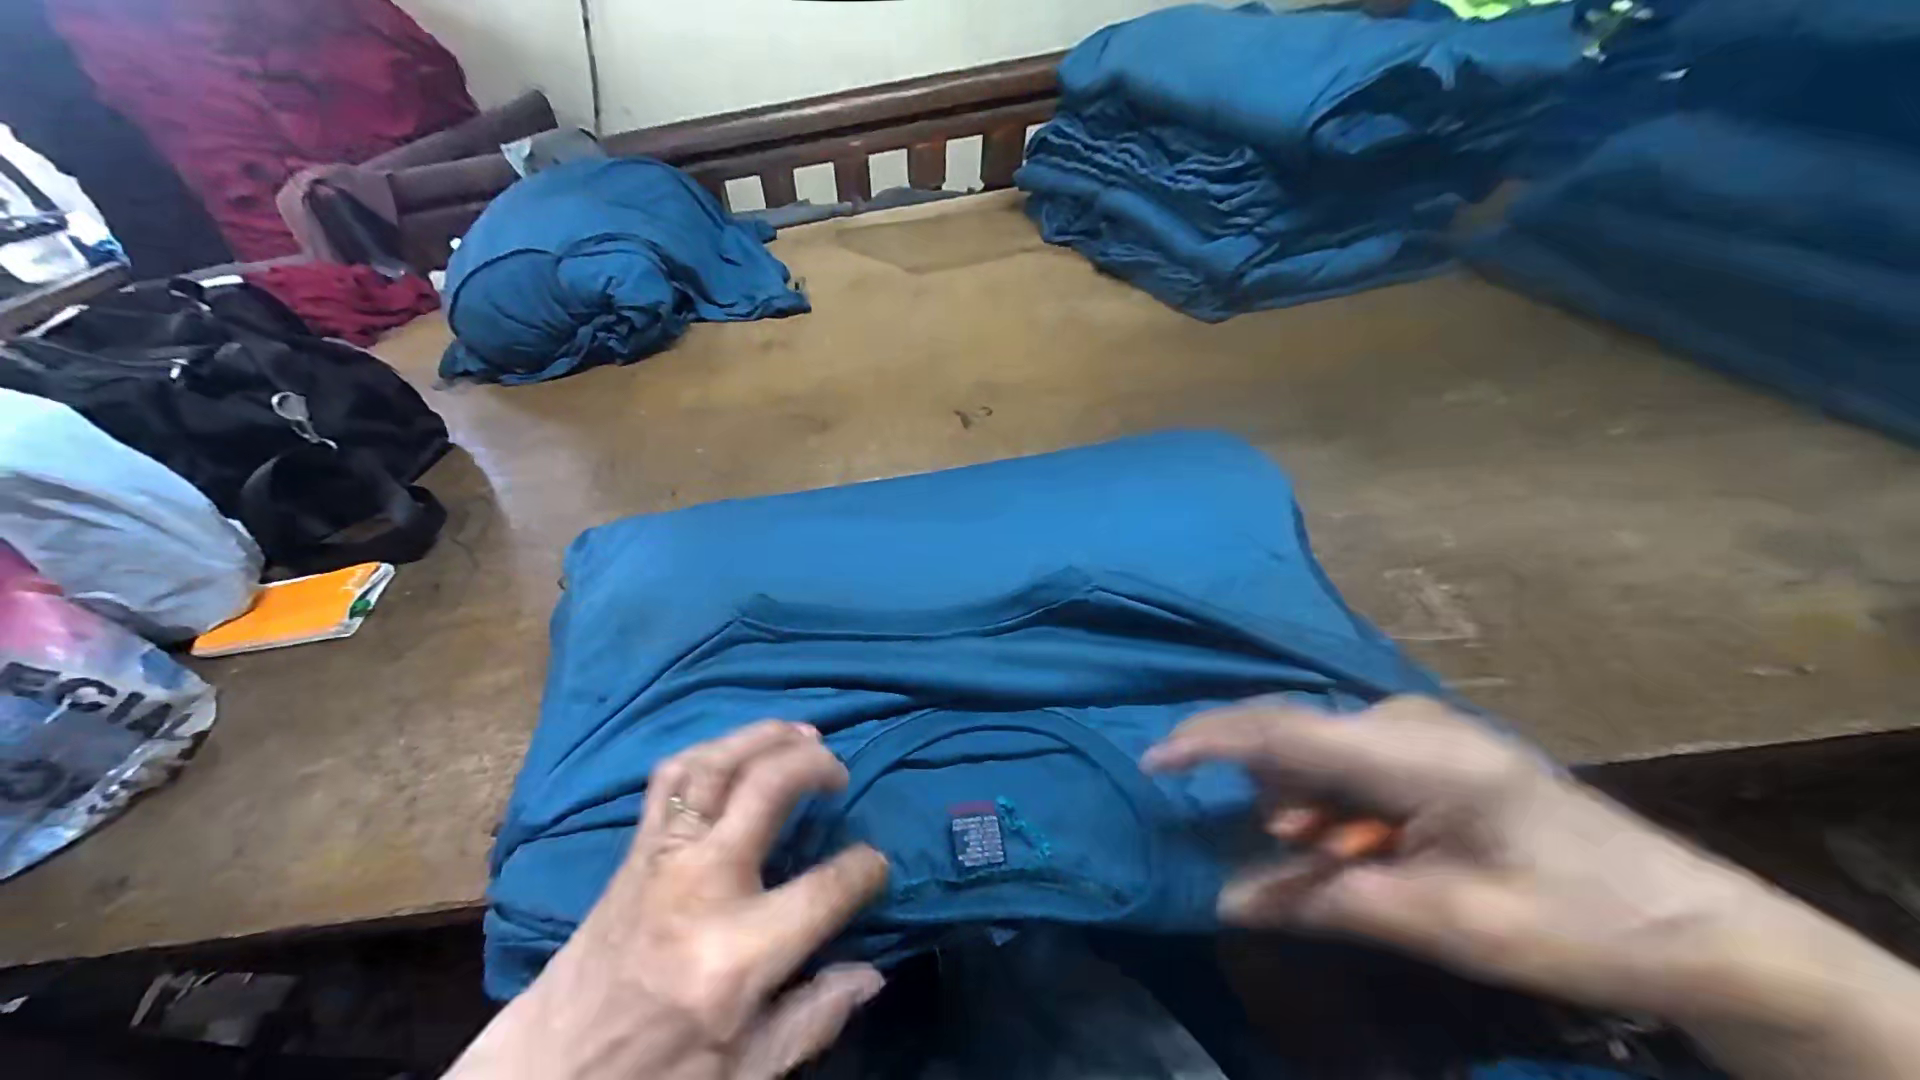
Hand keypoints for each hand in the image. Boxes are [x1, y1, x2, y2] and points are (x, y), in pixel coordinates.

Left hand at [448, 720, 888, 1079]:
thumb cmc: (653, 1078)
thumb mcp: (744, 1075)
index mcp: (738, 955)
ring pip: (715, 764)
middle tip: (840, 774)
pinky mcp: (635, 850)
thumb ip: (813, 1019)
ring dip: (764, 736)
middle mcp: (702, 885)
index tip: (876, 866)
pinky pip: (671, 776)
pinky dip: (712, 750)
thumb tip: (872, 971)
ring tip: (801, 733)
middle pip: (768, 788)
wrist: (542, 1079)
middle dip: (816, 765)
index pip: (827, 888)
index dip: (867, 869)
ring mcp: (662, 858)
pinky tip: (739, 750)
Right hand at [1144, 698, 1919, 1079]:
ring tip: (1335, 863)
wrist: (1703, 926)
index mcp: (1415, 753)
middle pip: (1294, 739)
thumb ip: (1325, 900)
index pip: (1283, 730)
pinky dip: (1333, 806)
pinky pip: (1347, 763)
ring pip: (1317, 754)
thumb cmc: (1577, 923)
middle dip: (1262, 790)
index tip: (1153, 762)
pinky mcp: (1427, 746)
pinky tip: (1361, 848)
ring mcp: (1419, 729)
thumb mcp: (1444, 922)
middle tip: (1265, 849)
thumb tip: (1225, 897)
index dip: (1208, 739)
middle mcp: (1407, 722)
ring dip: (1303, 806)